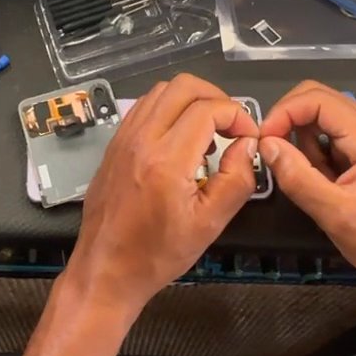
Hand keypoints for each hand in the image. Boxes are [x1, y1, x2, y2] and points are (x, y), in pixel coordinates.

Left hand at [66, 74, 259, 323]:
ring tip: (209, 131)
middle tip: (232, 125)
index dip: (237, 114)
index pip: (208, 110)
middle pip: (183, 86)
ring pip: (161, 90)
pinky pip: (144, 106)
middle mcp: (141, 139)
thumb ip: (236, 180)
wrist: (106, 269)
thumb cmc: (158, 253)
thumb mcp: (209, 225)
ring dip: (191, 100)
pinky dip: (169, 108)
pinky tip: (181, 137)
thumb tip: (248, 144)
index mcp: (166, 159)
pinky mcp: (114, 142)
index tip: (249, 136)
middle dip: (216, 98)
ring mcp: (123, 137)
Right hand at [259, 82, 355, 332]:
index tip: (262, 141)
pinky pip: (332, 135)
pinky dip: (315, 151)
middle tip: (272, 152)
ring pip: (323, 116)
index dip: (284, 113)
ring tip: (307, 178)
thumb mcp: (335, 215)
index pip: (316, 99)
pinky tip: (322, 182)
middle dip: (289, 120)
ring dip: (302, 139)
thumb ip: (298, 177)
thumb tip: (265, 144)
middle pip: (318, 99)